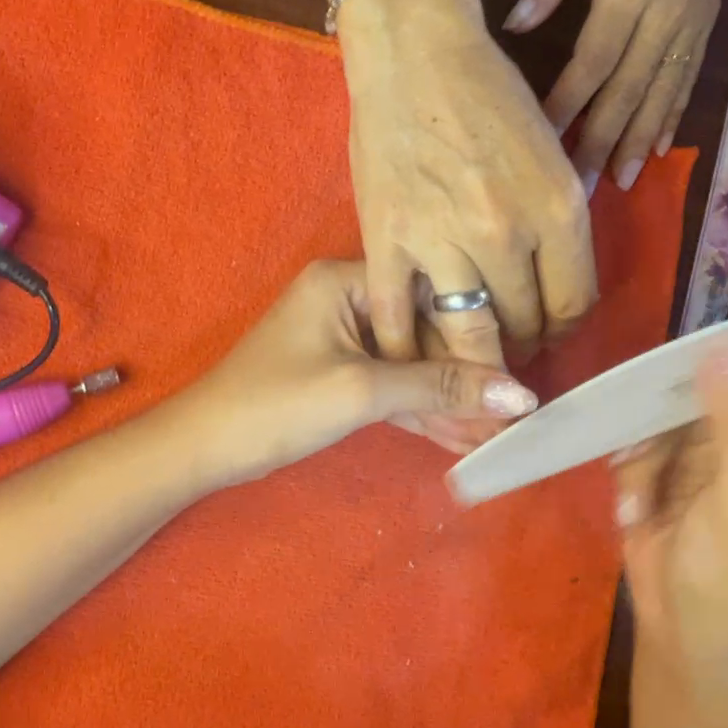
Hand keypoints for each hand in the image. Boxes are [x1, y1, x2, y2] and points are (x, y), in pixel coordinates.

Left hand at [174, 260, 541, 484]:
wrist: (204, 447)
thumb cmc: (276, 406)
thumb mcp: (361, 391)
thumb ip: (439, 386)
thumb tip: (520, 395)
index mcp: (345, 281)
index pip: (429, 295)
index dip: (478, 334)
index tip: (523, 372)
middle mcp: (346, 299)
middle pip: (423, 331)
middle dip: (466, 378)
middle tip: (517, 416)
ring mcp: (341, 338)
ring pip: (409, 364)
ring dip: (448, 401)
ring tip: (501, 436)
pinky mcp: (337, 372)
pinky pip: (389, 385)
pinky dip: (419, 410)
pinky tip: (464, 439)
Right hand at [338, 0, 596, 369]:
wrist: (413, 55)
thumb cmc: (487, 89)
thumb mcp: (550, 148)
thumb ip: (557, 215)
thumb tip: (552, 269)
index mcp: (559, 208)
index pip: (576, 304)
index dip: (565, 329)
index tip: (550, 330)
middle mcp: (508, 235)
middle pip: (526, 325)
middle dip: (524, 345)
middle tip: (512, 345)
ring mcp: (442, 243)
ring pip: (470, 335)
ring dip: (475, 358)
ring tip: (472, 358)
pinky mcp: (387, 243)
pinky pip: (399, 319)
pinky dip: (406, 352)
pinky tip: (411, 363)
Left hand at [504, 0, 727, 189]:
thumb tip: (515, 25)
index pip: (594, 59)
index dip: (569, 103)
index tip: (543, 141)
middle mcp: (667, 11)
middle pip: (629, 87)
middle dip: (601, 140)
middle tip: (579, 187)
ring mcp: (693, 20)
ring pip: (663, 91)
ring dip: (638, 140)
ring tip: (618, 182)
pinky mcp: (709, 22)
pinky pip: (689, 77)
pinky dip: (672, 115)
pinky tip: (658, 148)